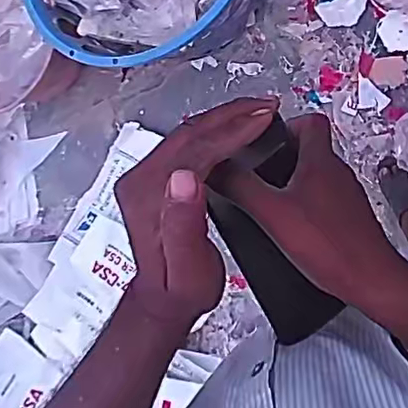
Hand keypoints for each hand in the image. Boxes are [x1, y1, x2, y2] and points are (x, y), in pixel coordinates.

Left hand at [113, 98, 276, 330]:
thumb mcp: (187, 266)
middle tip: (266, 106)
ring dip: (224, 119)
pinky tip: (233, 130)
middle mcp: (141, 179)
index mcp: (148, 195)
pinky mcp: (155, 178)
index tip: (264, 119)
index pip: (195, 149)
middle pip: (190, 133)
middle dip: (231, 115)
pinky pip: (187, 144)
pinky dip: (214, 132)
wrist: (162, 300)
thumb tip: (185, 178)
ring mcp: (145, 176)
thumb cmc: (180, 287)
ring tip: (256, 111)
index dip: (233, 131)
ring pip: (188, 134)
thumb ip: (183, 223)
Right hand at [209, 112, 405, 304]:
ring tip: (271, 200)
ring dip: (293, 182)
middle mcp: (338, 173)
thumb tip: (215, 168)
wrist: (371, 281)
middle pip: (310, 148)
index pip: (310, 120)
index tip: (264, 139)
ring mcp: (346, 196)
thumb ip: (240, 187)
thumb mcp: (271, 213)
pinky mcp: (349, 218)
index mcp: (321, 161)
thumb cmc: (332, 247)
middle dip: (281, 157)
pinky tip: (292, 227)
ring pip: (316, 175)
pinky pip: (324, 199)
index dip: (285, 124)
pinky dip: (305, 206)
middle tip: (259, 172)